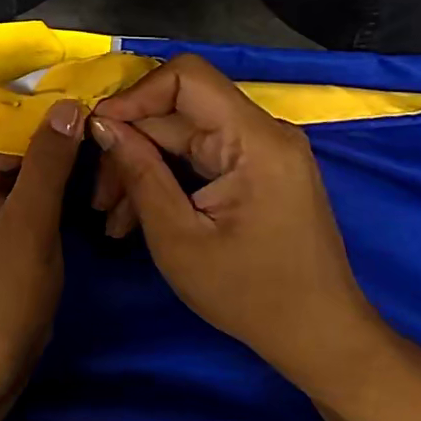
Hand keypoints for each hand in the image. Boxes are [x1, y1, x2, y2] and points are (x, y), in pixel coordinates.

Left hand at [0, 99, 84, 396]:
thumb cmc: (6, 291)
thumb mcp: (30, 223)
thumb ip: (48, 162)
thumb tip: (69, 105)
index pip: (12, 131)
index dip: (56, 126)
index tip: (104, 119)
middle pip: (23, 144)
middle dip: (66, 147)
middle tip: (115, 146)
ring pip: (35, 162)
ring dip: (70, 165)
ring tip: (111, 163)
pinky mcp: (6, 210)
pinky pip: (37, 184)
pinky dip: (64, 184)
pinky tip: (95, 183)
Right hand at [87, 54, 382, 383]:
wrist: (321, 342)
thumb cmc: (251, 295)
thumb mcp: (177, 236)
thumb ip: (138, 170)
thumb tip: (100, 123)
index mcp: (256, 141)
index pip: (186, 77)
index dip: (135, 95)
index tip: (99, 131)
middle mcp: (262, 133)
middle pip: (174, 111)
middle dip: (128, 145)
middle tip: (98, 194)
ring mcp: (259, 150)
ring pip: (176, 135)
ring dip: (138, 166)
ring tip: (110, 214)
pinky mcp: (252, 169)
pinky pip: (193, 155)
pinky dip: (161, 177)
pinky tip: (133, 215)